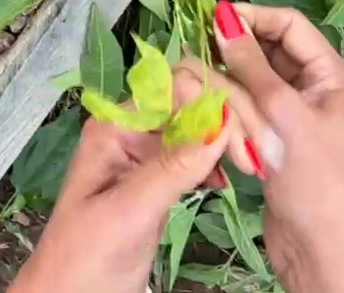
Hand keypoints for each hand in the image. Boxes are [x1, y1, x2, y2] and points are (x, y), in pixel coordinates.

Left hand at [10, 65, 230, 292]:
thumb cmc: (87, 256)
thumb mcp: (131, 210)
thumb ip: (173, 166)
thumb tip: (221, 121)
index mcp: (116, 124)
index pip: (172, 87)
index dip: (211, 102)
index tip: (244, 138)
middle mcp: (130, 130)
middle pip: (186, 102)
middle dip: (223, 120)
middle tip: (256, 157)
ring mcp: (142, 155)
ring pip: (192, 127)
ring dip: (222, 140)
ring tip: (251, 166)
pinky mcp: (155, 181)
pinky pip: (190, 155)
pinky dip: (211, 163)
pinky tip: (226, 181)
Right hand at [213, 0, 343, 292]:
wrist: (329, 263)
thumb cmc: (319, 183)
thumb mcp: (285, 116)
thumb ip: (251, 66)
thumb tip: (223, 19)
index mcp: (334, 79)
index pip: (291, 27)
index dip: (253, 16)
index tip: (213, 16)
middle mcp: (317, 93)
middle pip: (270, 54)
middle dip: (236, 54)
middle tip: (197, 49)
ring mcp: (296, 121)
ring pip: (254, 84)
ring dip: (230, 87)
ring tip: (200, 86)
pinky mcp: (277, 145)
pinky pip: (249, 113)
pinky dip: (231, 112)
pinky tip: (212, 113)